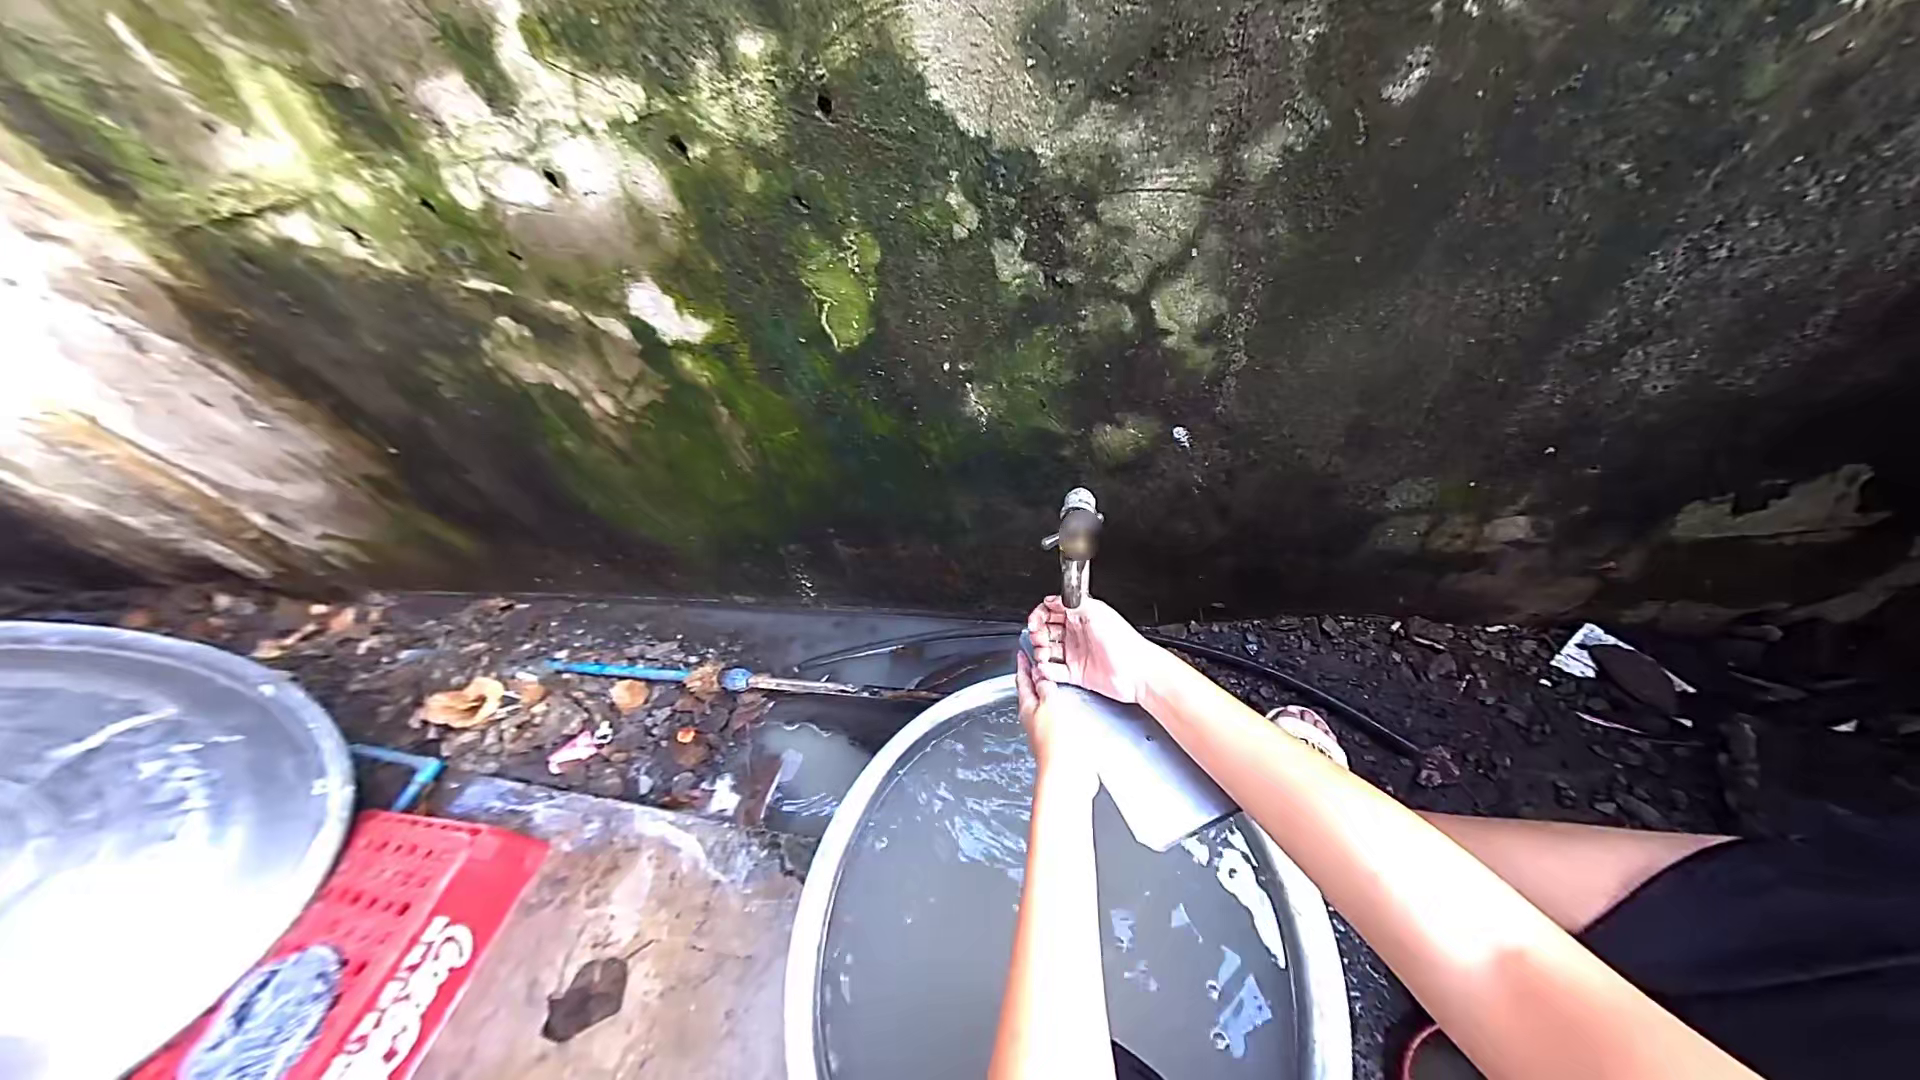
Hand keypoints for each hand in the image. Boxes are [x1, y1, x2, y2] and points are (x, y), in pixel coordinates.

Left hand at [1016, 653, 1095, 789]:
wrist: (1068, 773)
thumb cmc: (1056, 740)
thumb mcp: (1049, 703)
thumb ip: (1045, 687)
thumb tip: (1040, 675)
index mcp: (1027, 707)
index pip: (1022, 680)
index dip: (1022, 665)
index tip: (1021, 653)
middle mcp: (1033, 717)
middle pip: (1030, 691)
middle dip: (1033, 675)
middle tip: (1038, 661)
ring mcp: (1045, 728)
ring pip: (1043, 702)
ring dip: (1047, 688)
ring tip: (1054, 677)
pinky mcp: (1058, 737)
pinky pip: (1056, 713)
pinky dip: (1059, 702)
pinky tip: (1068, 701)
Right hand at [1025, 596, 1165, 704]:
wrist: (1138, 672)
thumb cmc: (1123, 642)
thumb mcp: (1096, 613)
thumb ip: (1072, 602)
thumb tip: (1053, 598)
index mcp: (1081, 616)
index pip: (1052, 611)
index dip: (1040, 615)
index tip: (1035, 621)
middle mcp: (1076, 634)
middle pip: (1046, 630)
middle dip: (1037, 633)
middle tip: (1039, 638)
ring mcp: (1075, 654)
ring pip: (1047, 650)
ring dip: (1039, 652)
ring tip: (1043, 655)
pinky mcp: (1076, 673)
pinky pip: (1054, 671)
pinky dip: (1046, 671)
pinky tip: (1045, 668)